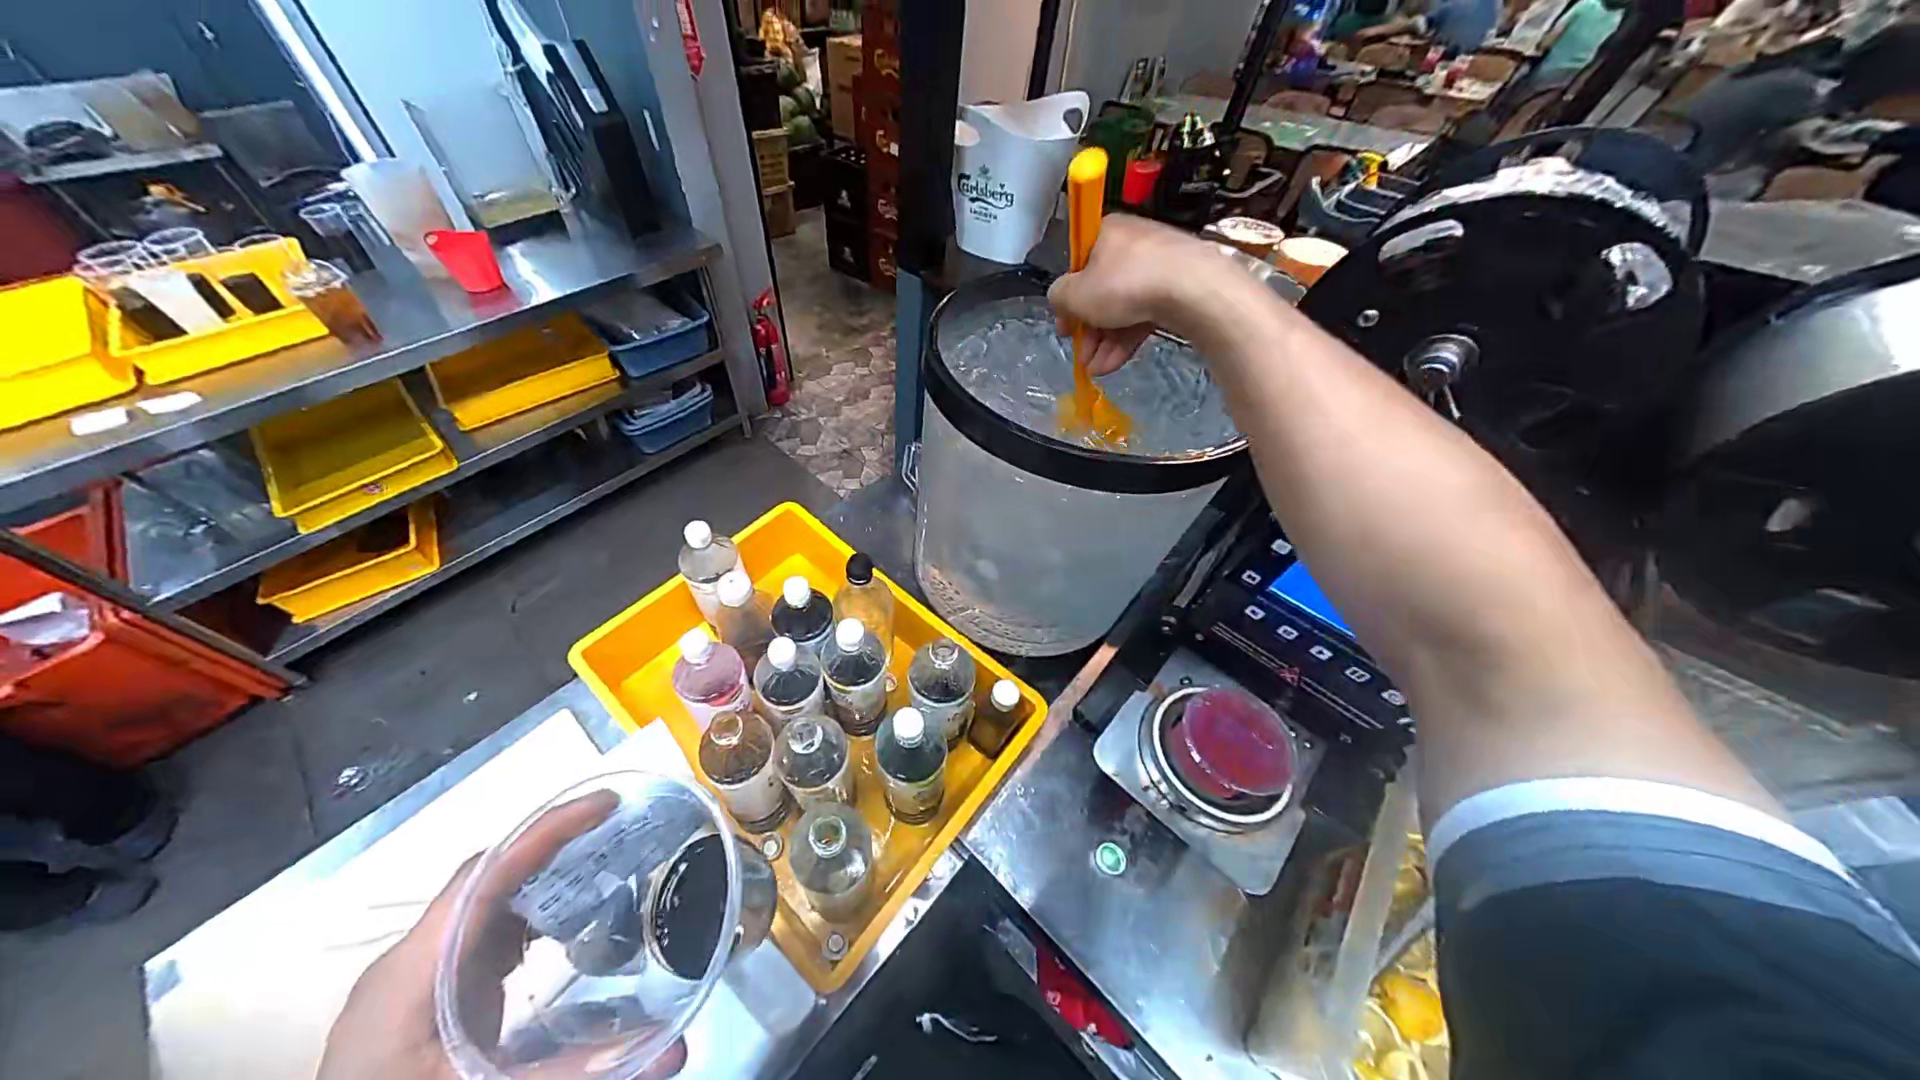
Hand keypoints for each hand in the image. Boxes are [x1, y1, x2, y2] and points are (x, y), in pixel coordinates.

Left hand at [318, 791, 687, 1079]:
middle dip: (559, 846)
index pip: (486, 872)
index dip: (548, 831)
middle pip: (491, 878)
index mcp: (413, 971)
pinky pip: (485, 937)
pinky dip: (533, 920)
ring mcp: (416, 983)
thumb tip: (673, 1051)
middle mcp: (412, 963)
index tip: (608, 805)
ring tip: (608, 871)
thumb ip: (570, 1073)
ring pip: (489, 904)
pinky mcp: (425, 1002)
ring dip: (548, 880)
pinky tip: (567, 935)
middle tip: (623, 832)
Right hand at [1047, 214, 1248, 373]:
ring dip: (1105, 342)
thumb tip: (1060, 300)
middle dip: (1089, 330)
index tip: (1066, 327)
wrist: (1192, 289)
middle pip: (1101, 292)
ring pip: (1123, 307)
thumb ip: (1058, 297)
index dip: (1069, 301)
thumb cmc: (1126, 284)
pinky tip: (1115, 363)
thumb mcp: (1075, 294)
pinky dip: (1128, 338)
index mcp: (1104, 233)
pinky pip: (1144, 313)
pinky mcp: (1177, 287)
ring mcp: (1157, 265)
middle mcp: (1131, 244)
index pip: (1078, 268)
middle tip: (1083, 355)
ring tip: (1097, 370)